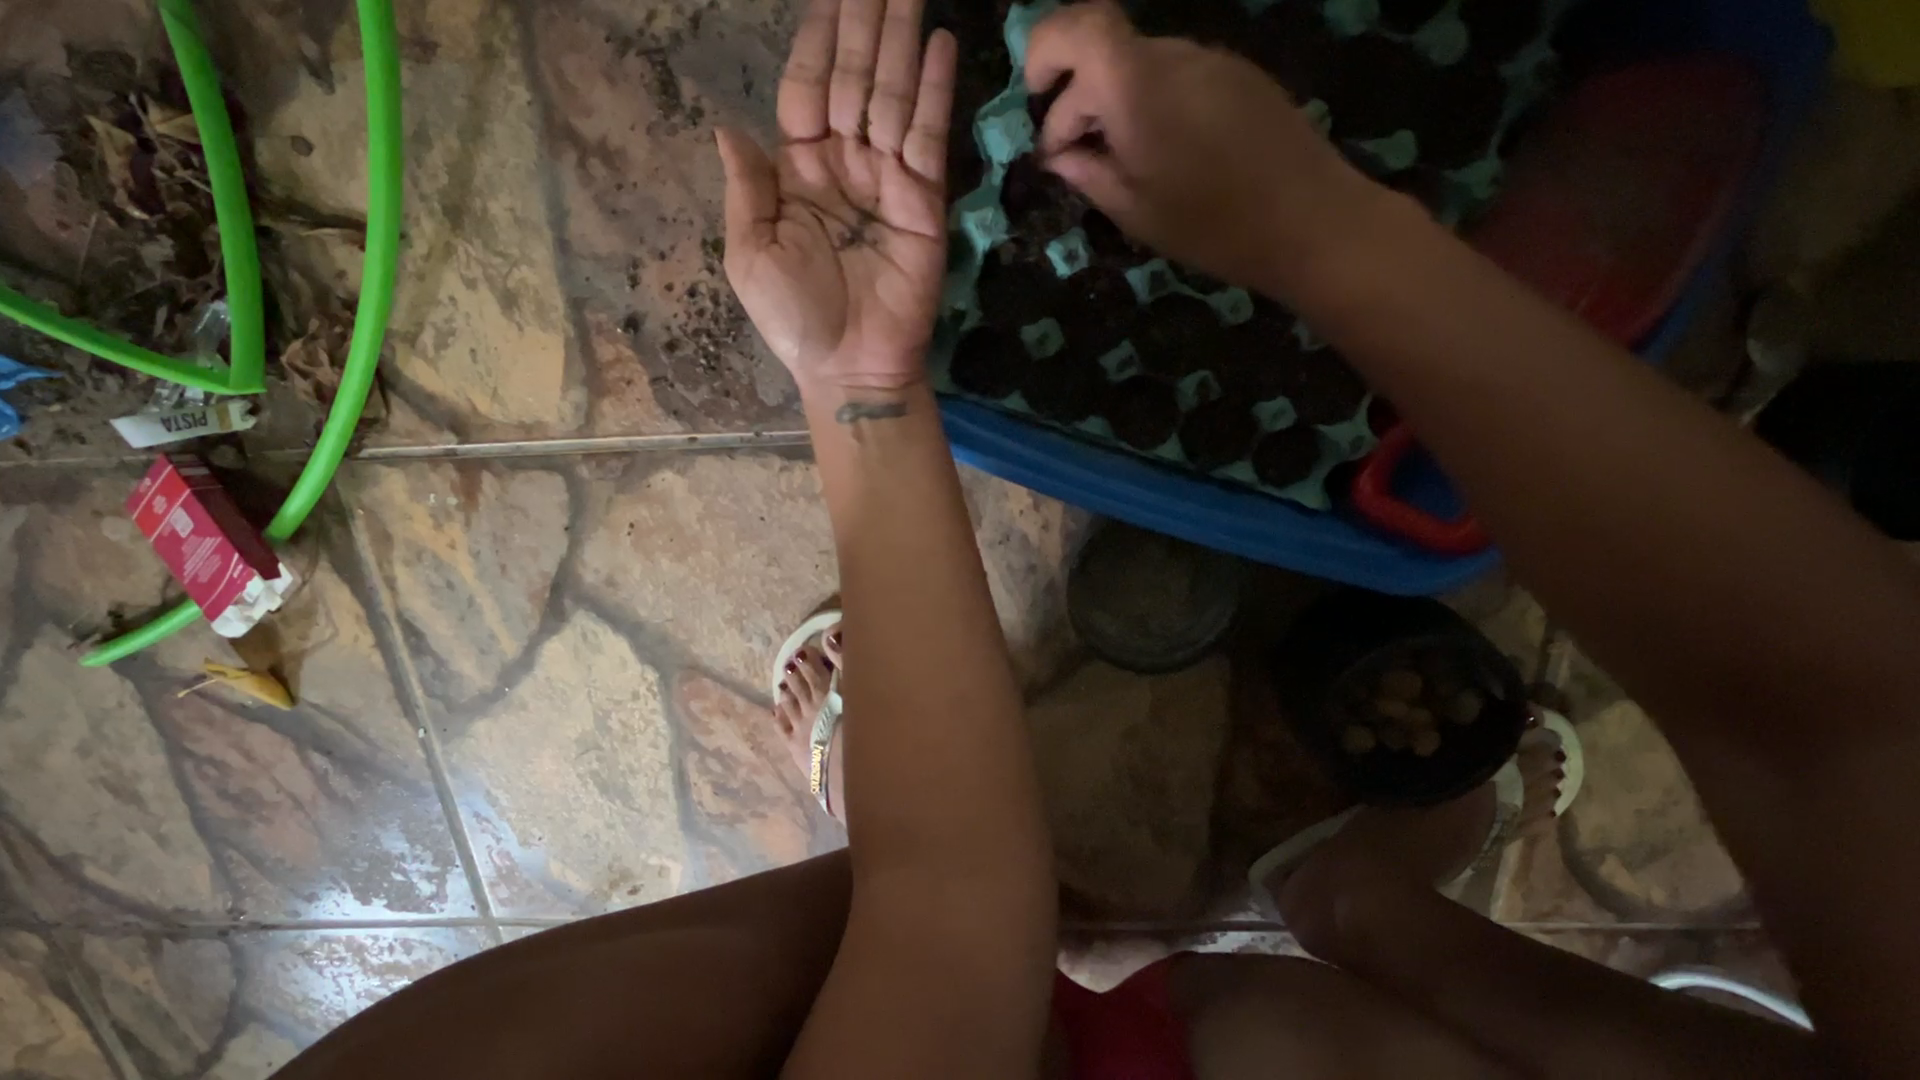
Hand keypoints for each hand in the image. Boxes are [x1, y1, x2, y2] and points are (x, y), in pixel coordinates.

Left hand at [717, 0, 956, 396]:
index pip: (808, 91)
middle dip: (864, 26)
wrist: (848, 367)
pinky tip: (940, 45)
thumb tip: (727, 128)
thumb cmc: (794, 317)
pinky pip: (927, 137)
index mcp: (797, 172)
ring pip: (891, 97)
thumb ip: (748, 189)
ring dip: (899, 42)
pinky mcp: (924, 203)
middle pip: (853, 81)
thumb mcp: (751, 254)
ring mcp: (887, 180)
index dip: (817, 44)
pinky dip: (934, 92)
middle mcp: (844, 165)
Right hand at [1025, 1, 1379, 294]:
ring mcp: (1213, 61)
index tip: (1038, 98)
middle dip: (1078, 102)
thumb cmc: (1211, 225)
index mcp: (1137, 86)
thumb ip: (1088, 172)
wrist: (1311, 221)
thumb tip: (1061, 155)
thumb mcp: (1133, 210)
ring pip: (1142, 68)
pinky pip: (1179, 78)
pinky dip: (1154, 105)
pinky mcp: (1242, 76)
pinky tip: (1168, 156)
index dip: (1046, 51)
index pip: (1078, 27)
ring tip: (1124, 164)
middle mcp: (1174, 57)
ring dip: (1117, 106)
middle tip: (1074, 162)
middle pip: (1107, 55)